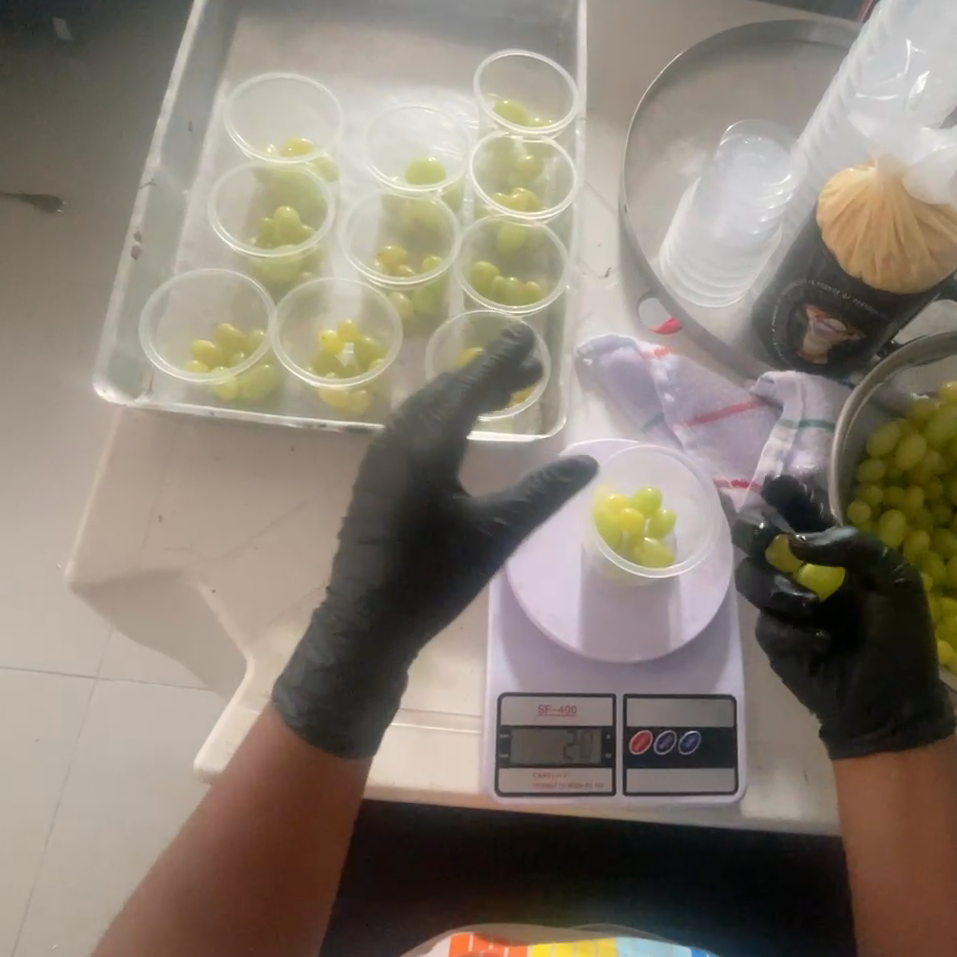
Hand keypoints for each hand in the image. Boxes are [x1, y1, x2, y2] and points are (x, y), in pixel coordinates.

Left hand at [272, 327, 597, 757]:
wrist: (367, 620)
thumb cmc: (434, 577)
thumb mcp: (498, 533)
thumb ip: (543, 493)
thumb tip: (588, 463)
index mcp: (428, 445)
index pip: (470, 386)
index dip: (501, 361)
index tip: (527, 336)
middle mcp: (400, 440)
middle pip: (447, 389)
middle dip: (489, 375)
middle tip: (530, 370)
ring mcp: (381, 457)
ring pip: (427, 406)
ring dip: (466, 393)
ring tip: (504, 395)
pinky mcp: (377, 476)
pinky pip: (414, 426)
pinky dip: (445, 414)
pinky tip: (461, 431)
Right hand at [733, 475, 954, 757]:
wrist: (891, 704)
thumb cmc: (901, 639)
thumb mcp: (896, 581)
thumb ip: (854, 546)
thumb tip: (794, 542)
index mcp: (834, 553)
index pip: (802, 514)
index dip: (786, 496)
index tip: (775, 485)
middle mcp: (802, 572)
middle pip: (756, 538)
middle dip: (753, 530)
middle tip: (764, 536)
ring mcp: (784, 605)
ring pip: (750, 577)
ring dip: (777, 586)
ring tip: (812, 604)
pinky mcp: (774, 639)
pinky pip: (766, 622)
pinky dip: (795, 631)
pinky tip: (823, 643)